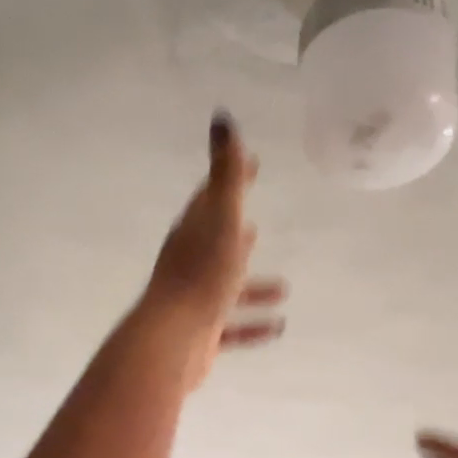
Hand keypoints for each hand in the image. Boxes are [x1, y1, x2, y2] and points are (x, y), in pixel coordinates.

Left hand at [142, 111, 286, 389]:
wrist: (174, 339)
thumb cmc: (201, 275)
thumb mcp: (220, 219)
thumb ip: (226, 175)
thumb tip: (222, 118)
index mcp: (192, 232)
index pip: (212, 197)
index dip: (232, 179)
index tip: (255, 165)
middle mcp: (189, 265)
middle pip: (215, 243)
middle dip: (235, 233)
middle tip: (256, 226)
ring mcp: (194, 301)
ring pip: (227, 288)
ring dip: (252, 286)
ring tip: (283, 286)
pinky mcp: (200, 335)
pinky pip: (232, 327)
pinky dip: (252, 325)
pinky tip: (277, 327)